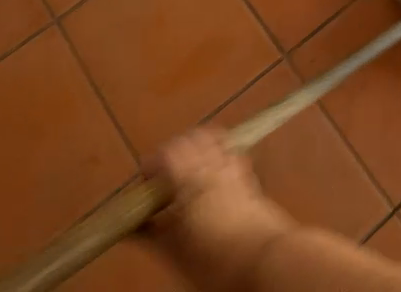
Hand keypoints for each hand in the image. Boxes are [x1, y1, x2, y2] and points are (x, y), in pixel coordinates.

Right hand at [146, 129, 295, 289]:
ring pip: (210, 138)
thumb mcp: (178, 254)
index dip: (152, 165)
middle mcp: (210, 166)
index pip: (164, 154)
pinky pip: (231, 151)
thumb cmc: (218, 261)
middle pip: (187, 138)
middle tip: (166, 176)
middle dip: (173, 151)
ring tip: (190, 168)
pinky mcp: (249, 176)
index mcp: (188, 181)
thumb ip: (153, 235)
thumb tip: (130, 227)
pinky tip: (216, 171)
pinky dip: (219, 151)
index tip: (147, 184)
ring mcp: (232, 168)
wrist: (270, 260)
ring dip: (196, 146)